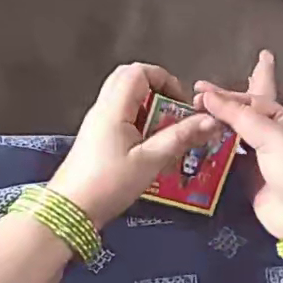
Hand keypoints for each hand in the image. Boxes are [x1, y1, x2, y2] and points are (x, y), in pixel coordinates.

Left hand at [50, 63, 223, 225]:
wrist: (71, 210)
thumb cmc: (109, 184)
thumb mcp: (150, 161)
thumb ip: (181, 137)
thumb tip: (211, 120)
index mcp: (114, 108)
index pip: (139, 71)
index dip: (164, 79)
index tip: (181, 104)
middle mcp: (102, 109)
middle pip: (130, 79)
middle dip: (157, 90)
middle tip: (174, 112)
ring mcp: (97, 123)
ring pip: (125, 98)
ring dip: (149, 108)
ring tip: (164, 132)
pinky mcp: (96, 137)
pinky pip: (120, 116)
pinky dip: (138, 122)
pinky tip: (149, 147)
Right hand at [195, 50, 282, 239]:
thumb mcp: (272, 135)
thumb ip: (239, 116)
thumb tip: (209, 97)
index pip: (250, 100)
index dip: (225, 95)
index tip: (199, 91)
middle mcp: (270, 135)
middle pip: (240, 115)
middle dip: (219, 107)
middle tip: (193, 100)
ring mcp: (258, 157)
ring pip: (232, 136)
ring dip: (214, 127)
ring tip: (191, 119)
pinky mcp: (247, 177)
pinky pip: (227, 158)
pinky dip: (213, 150)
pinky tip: (197, 143)